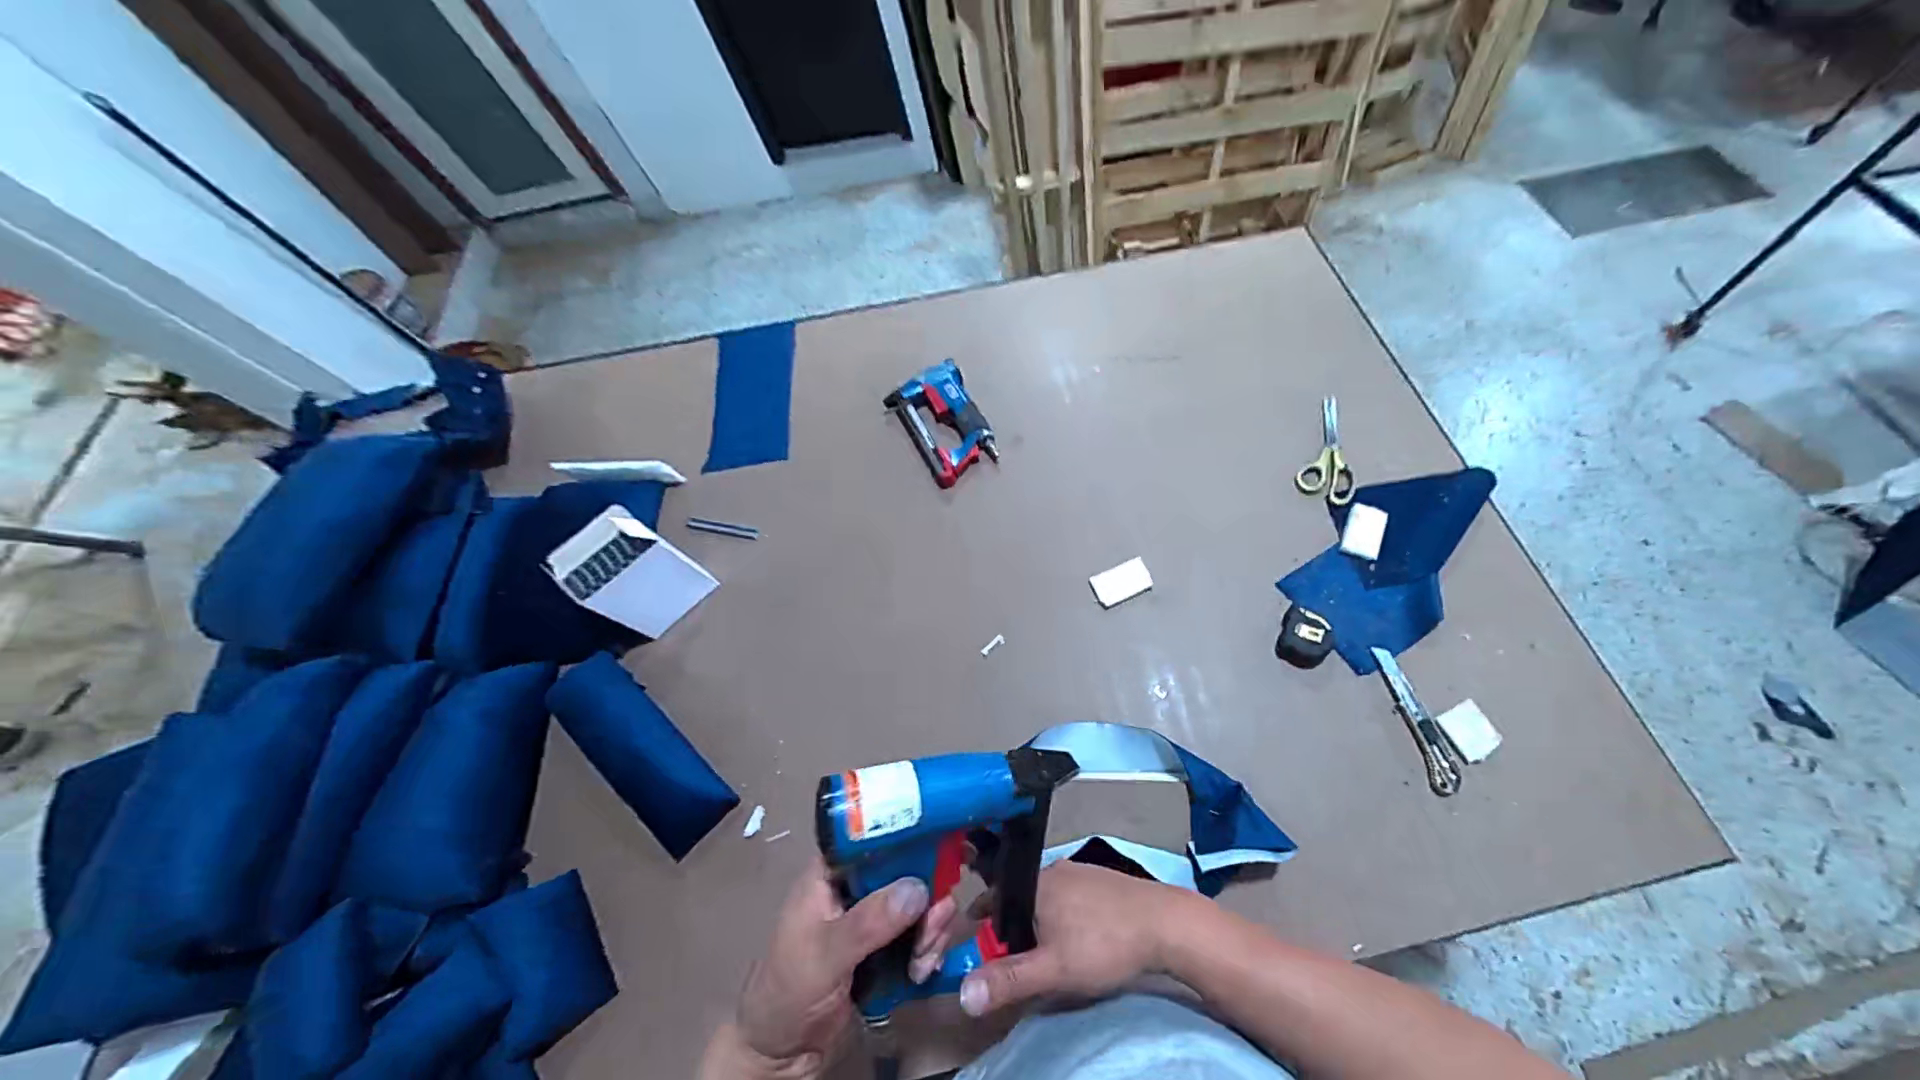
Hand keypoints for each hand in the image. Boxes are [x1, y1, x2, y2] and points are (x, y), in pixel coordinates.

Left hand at [703, 856, 954, 1078]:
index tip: (943, 846)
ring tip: (922, 962)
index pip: (872, 834)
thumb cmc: (789, 991)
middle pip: (906, 868)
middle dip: (927, 897)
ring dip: (930, 929)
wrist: (781, 1053)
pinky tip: (921, 972)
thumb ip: (869, 922)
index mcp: (831, 871)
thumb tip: (918, 888)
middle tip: (933, 928)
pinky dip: (928, 949)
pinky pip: (919, 933)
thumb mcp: (825, 955)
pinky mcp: (887, 944)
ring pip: (918, 901)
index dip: (909, 834)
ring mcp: (873, 915)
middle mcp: (855, 884)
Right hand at [957, 861, 1198, 1016]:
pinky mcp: (1102, 879)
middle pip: (1020, 893)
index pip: (994, 894)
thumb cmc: (1104, 944)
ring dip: (1038, 913)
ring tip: (1040, 941)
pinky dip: (1063, 910)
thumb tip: (964, 993)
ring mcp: (1080, 871)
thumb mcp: (1053, 970)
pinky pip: (1070, 892)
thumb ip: (1008, 980)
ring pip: (1046, 892)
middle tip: (1008, 945)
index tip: (972, 928)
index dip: (982, 913)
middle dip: (1011, 916)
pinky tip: (1076, 930)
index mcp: (1035, 884)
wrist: (1166, 923)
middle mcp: (1053, 869)